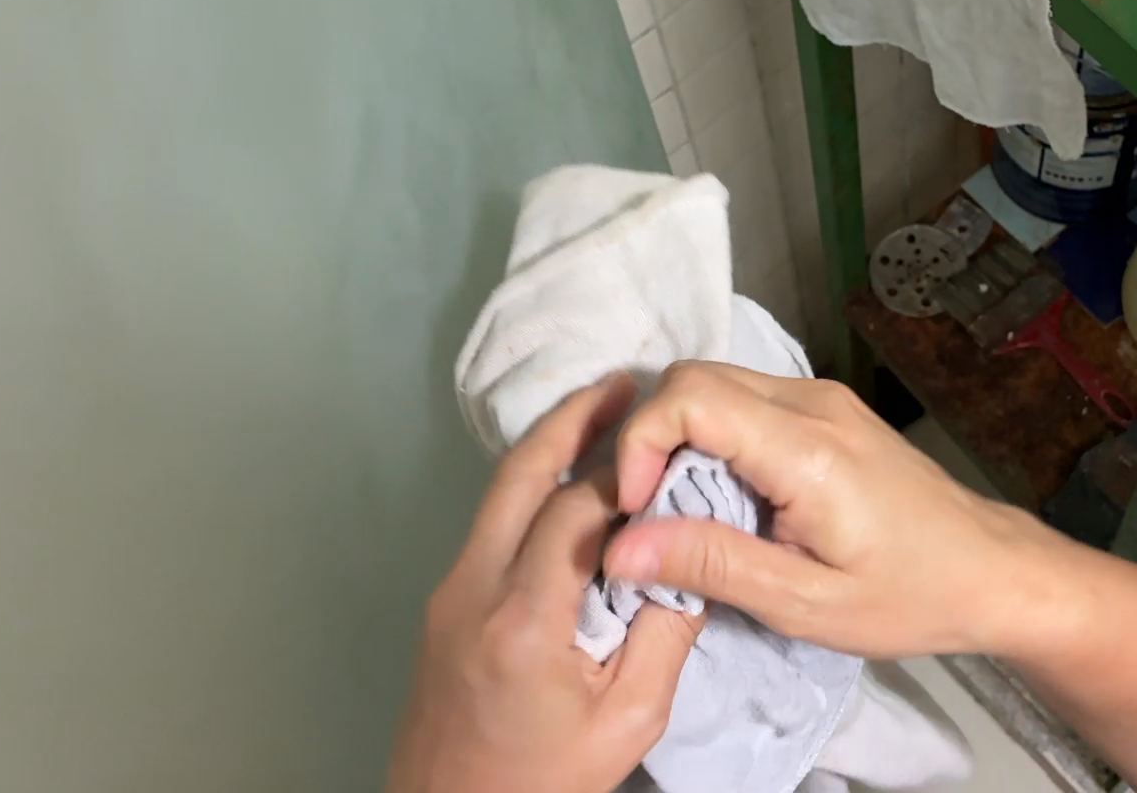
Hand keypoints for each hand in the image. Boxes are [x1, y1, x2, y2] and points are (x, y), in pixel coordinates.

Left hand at [388, 376, 702, 792]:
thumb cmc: (547, 781)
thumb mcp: (631, 719)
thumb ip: (667, 630)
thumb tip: (691, 554)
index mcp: (524, 618)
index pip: (577, 510)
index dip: (626, 474)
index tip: (668, 455)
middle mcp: (473, 589)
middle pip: (521, 476)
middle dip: (573, 418)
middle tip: (623, 382)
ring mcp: (450, 591)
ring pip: (500, 491)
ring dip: (551, 442)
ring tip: (602, 407)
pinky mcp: (446, 601)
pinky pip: (495, 520)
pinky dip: (535, 481)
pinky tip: (572, 474)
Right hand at [602, 362, 1070, 658]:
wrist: (987, 566)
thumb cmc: (907, 595)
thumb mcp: (806, 603)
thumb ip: (713, 565)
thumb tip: (621, 544)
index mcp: (807, 446)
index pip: (692, 395)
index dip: (641, 440)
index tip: (635, 507)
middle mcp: (814, 401)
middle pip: (699, 378)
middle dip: (653, 437)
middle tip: (650, 512)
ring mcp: (826, 398)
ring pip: (722, 384)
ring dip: (683, 437)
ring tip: (684, 511)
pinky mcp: (832, 408)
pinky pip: (752, 401)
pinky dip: (718, 436)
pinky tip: (728, 494)